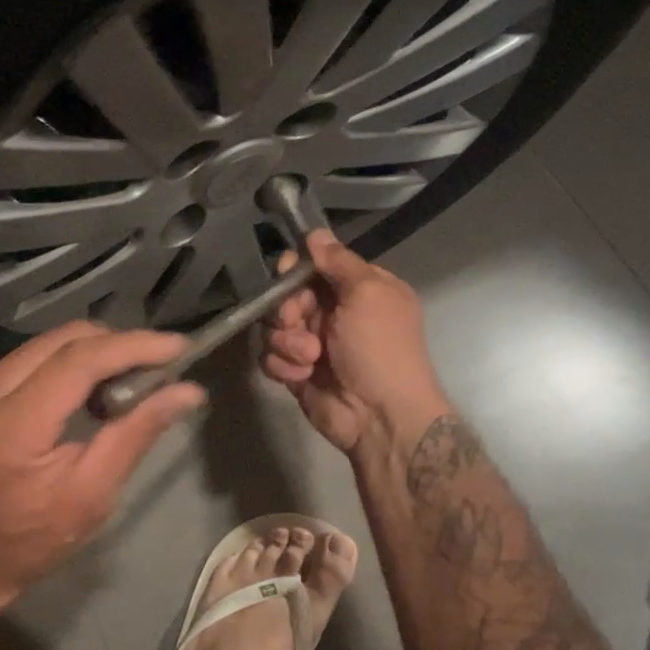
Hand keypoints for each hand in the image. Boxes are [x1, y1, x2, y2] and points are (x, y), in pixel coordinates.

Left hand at [0, 322, 203, 649]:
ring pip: (55, 340)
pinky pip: (41, 354)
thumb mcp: (94, 493)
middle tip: (162, 369)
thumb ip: (137, 433)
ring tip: (137, 380)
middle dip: (120, 345)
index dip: (133, 346)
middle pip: (67, 339)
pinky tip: (101, 388)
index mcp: (14, 423)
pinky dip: (77, 361)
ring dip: (100, 351)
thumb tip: (189, 391)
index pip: (79, 360)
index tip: (179, 347)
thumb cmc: (37, 534)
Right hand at [260, 230, 449, 455]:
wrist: (379, 416)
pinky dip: (284, 366)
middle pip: (285, 295)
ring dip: (287, 342)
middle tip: (298, 322)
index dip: (294, 270)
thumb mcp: (368, 294)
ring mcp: (311, 343)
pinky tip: (304, 376)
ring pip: (272, 327)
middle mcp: (332, 313)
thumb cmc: (380, 349)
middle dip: (287, 310)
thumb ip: (338, 262)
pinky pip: (269, 357)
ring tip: (310, 359)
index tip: (289, 277)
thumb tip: (315, 233)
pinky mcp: (295, 371)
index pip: (311, 266)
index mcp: (356, 290)